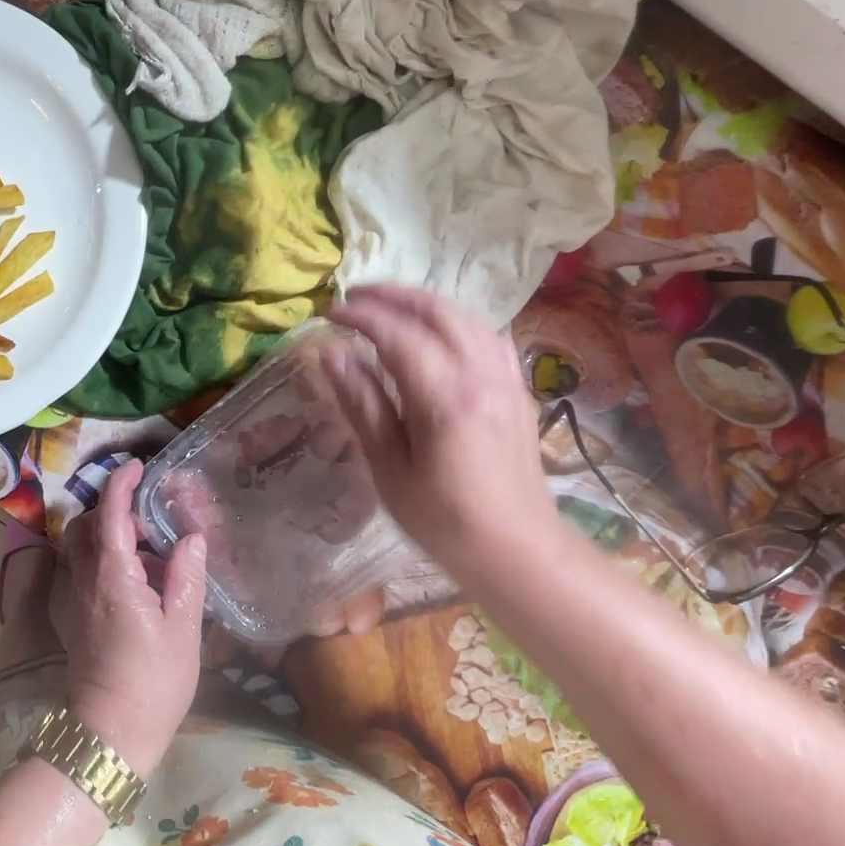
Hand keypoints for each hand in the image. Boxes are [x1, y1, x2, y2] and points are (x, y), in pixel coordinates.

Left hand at [61, 459, 207, 773]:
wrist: (110, 729)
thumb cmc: (154, 681)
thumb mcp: (183, 628)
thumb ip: (186, 577)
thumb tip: (191, 539)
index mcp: (112, 576)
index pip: (109, 515)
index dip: (120, 485)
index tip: (137, 466)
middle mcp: (83, 580)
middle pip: (83, 525)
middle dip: (108, 508)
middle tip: (146, 515)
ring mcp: (72, 599)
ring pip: (78, 548)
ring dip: (104, 535)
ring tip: (146, 553)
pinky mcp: (71, 617)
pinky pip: (80, 572)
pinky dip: (101, 560)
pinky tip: (134, 583)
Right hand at [320, 286, 557, 572]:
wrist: (517, 549)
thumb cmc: (443, 520)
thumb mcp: (390, 469)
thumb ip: (364, 405)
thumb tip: (332, 356)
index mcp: (446, 397)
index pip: (398, 334)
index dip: (360, 316)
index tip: (327, 313)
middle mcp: (482, 375)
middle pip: (438, 311)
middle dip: (392, 296)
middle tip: (353, 298)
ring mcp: (506, 379)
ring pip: (467, 318)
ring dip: (424, 303)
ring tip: (387, 308)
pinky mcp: (517, 391)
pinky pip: (487, 336)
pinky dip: (455, 321)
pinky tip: (437, 334)